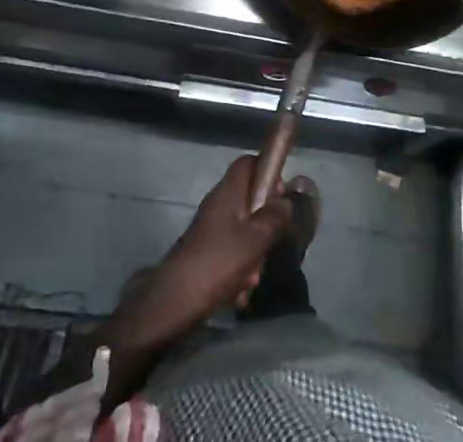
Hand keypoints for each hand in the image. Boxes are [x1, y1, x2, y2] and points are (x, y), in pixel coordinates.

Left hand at [91, 155, 293, 407]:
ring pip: (245, 230)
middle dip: (266, 222)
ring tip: (253, 275)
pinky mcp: (207, 251)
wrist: (177, 298)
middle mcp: (218, 204)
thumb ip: (275, 215)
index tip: (282, 194)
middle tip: (272, 242)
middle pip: (250, 199)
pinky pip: (233, 252)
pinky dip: (241, 269)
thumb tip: (286, 200)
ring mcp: (211, 228)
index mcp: (228, 192)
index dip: (268, 171)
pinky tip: (240, 291)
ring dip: (255, 253)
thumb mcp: (257, 237)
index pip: (248, 163)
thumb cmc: (220, 260)